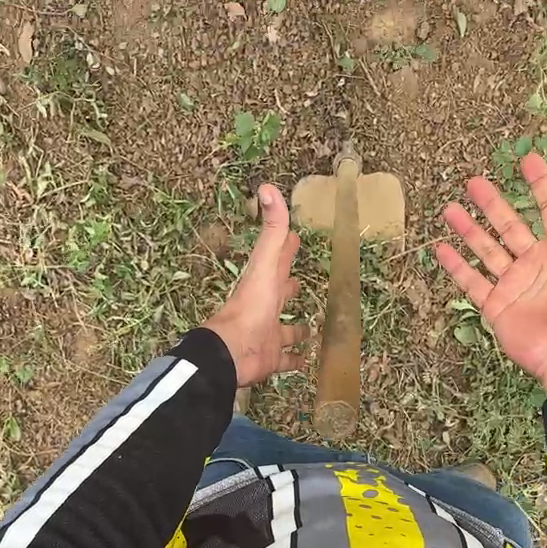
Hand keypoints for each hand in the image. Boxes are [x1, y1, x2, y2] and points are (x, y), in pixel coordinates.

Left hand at [202, 184, 310, 387]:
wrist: (233, 351)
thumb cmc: (251, 306)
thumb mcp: (265, 264)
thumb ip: (272, 230)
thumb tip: (268, 187)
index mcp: (265, 283)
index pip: (277, 261)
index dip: (286, 248)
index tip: (294, 237)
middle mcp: (266, 308)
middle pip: (280, 295)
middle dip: (290, 287)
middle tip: (301, 282)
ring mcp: (268, 335)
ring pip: (285, 332)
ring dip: (297, 330)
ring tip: (313, 328)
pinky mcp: (270, 359)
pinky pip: (286, 360)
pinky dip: (296, 360)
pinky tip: (306, 360)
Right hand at [434, 153, 546, 392]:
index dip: (541, 183)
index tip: (527, 159)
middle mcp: (536, 262)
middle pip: (510, 225)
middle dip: (492, 202)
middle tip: (474, 179)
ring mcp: (514, 284)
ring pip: (486, 249)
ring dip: (468, 230)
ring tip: (449, 209)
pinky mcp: (496, 306)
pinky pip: (472, 282)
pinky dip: (456, 266)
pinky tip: (441, 248)